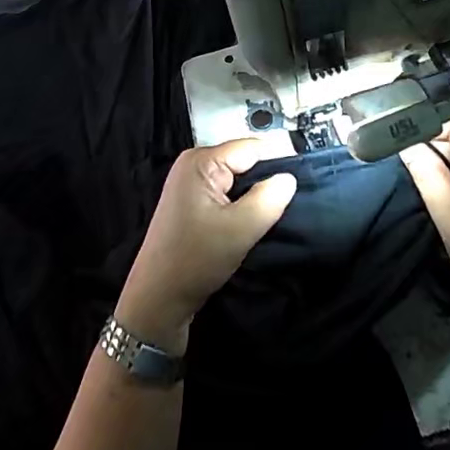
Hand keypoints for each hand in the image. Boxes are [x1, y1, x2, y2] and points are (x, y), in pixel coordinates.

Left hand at [117, 139, 296, 352]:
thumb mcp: (241, 229)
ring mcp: (190, 184)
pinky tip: (243, 228)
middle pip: (246, 162)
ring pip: (239, 181)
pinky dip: (239, 209)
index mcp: (200, 161)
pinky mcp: (192, 203)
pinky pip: (227, 194)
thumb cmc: (195, 260)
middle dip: (263, 185)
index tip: (292, 194)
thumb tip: (289, 178)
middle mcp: (193, 164)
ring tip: (260, 223)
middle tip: (274, 212)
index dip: (276, 168)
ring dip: (252, 200)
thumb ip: (270, 198)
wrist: (158, 301)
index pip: (253, 149)